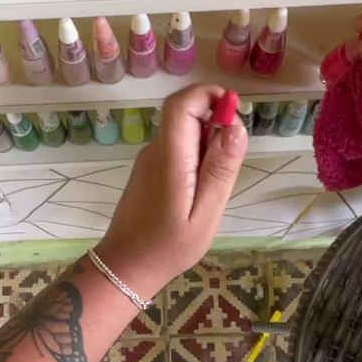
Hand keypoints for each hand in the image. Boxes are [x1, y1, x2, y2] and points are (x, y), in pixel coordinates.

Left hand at [96, 83, 247, 295]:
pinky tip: (200, 192)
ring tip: (214, 186)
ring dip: (208, 144)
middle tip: (231, 161)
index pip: (182, 103)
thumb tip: (235, 127)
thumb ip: (220, 170)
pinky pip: (178, 149)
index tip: (235, 113)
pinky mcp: (150, 169)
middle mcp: (156, 150)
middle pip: (185, 113)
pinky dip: (197, 158)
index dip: (209, 94)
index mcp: (170, 157)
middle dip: (215, 122)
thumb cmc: (168, 247)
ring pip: (184, 132)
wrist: (126, 267)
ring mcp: (150, 159)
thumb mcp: (205, 214)